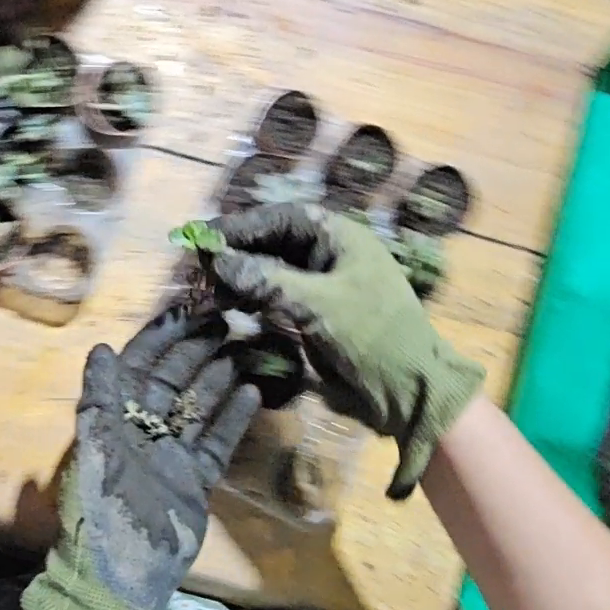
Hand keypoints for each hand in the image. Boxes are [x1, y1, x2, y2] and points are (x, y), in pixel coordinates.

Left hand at [21, 309, 260, 609]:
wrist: (120, 574)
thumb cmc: (100, 504)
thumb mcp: (94, 445)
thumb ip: (99, 395)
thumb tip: (103, 346)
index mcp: (115, 416)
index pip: (139, 366)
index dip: (159, 338)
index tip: (185, 313)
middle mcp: (143, 428)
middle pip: (172, 379)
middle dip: (195, 351)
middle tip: (224, 324)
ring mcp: (171, 453)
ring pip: (197, 405)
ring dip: (217, 378)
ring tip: (242, 351)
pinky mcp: (194, 479)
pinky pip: (216, 442)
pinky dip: (232, 419)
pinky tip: (250, 394)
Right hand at [209, 204, 483, 498]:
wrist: (408, 391)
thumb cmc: (372, 335)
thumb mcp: (317, 304)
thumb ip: (265, 280)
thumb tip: (218, 261)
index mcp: (341, 237)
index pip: (283, 218)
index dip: (243, 225)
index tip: (207, 236)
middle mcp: (331, 253)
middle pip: (274, 241)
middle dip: (238, 251)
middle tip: (201, 262)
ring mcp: (323, 284)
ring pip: (272, 269)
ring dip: (242, 276)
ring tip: (209, 286)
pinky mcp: (316, 312)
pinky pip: (277, 295)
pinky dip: (253, 297)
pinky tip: (229, 304)